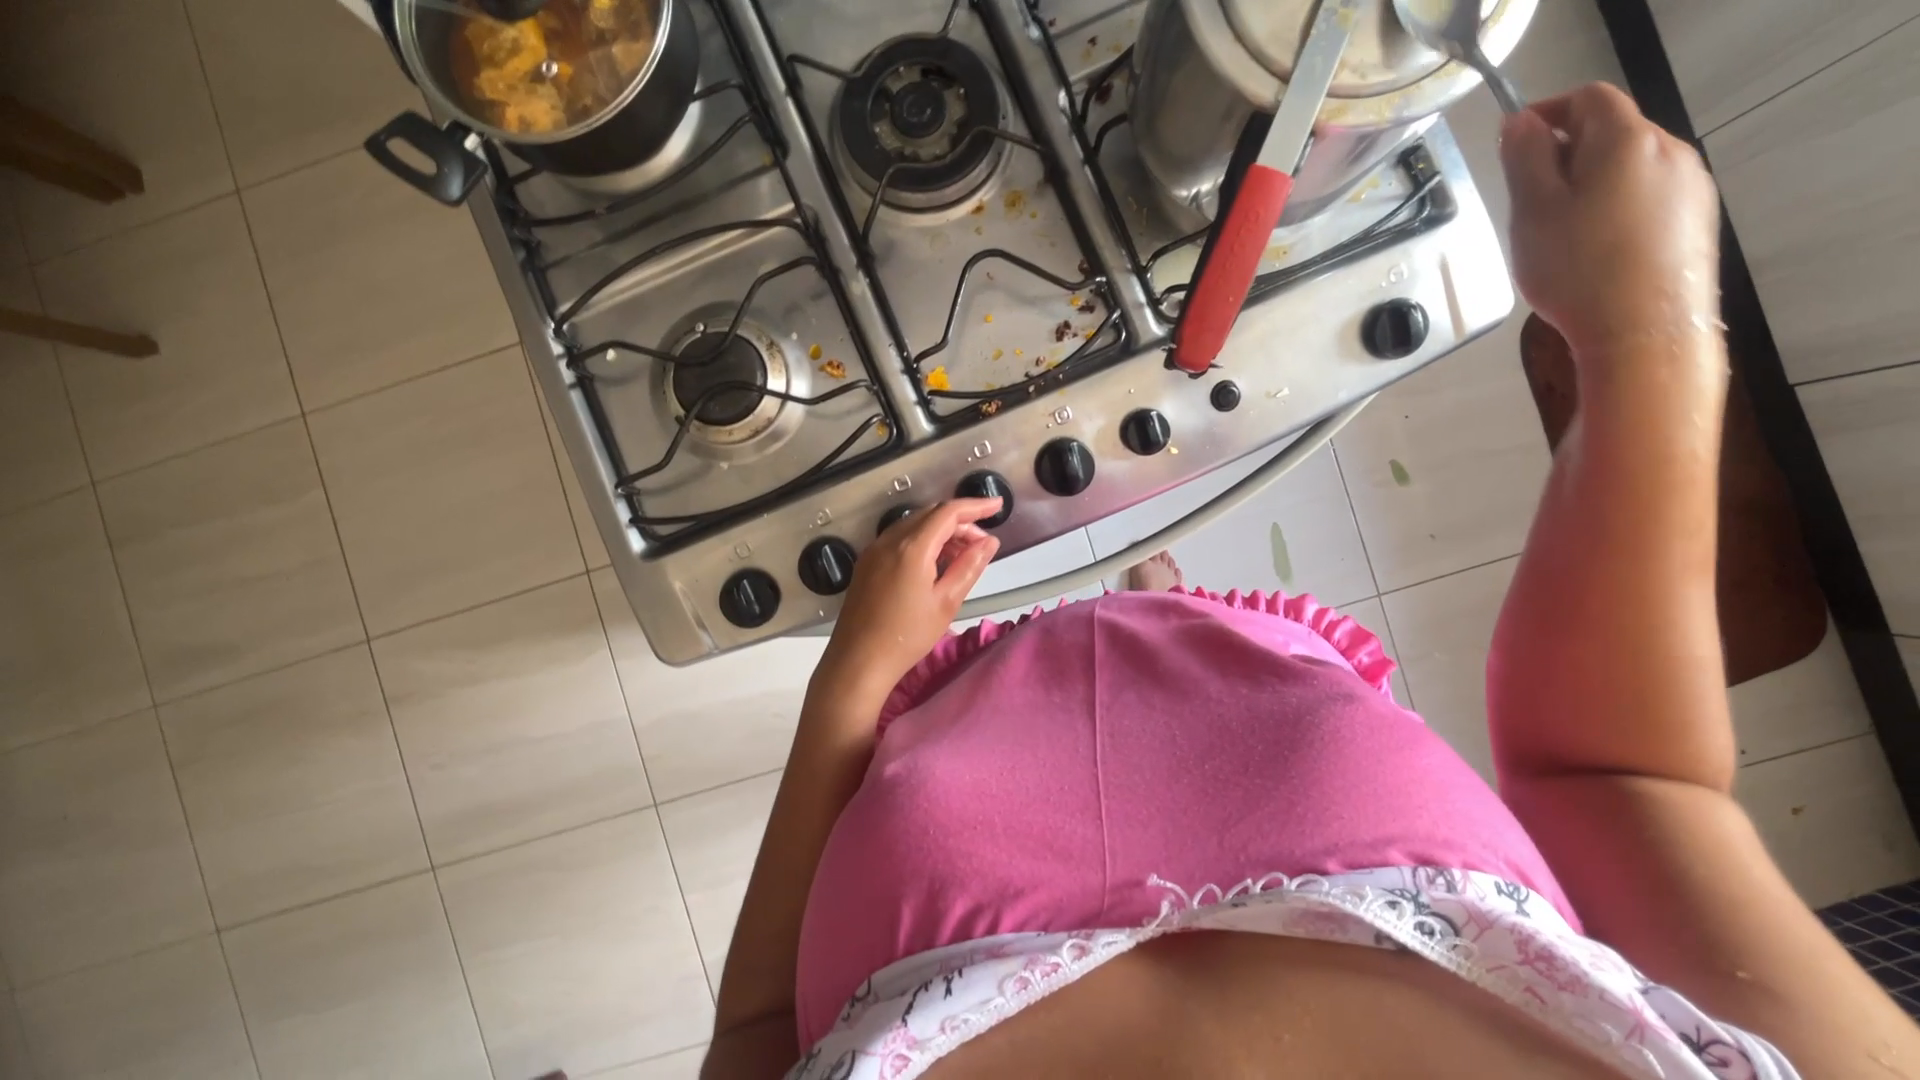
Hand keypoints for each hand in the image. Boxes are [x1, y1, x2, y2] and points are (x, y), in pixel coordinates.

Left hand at [813, 498, 1002, 705]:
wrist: (858, 661)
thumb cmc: (907, 635)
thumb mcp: (946, 602)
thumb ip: (969, 566)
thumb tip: (989, 542)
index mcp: (912, 547)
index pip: (948, 512)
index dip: (975, 506)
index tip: (998, 506)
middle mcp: (889, 540)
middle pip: (930, 514)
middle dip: (960, 521)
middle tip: (982, 543)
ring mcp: (874, 550)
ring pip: (913, 525)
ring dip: (941, 531)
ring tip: (963, 555)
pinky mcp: (866, 563)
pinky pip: (899, 539)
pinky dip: (922, 541)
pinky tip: (935, 563)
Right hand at [1499, 83, 1721, 359]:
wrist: (1644, 333)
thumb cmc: (1577, 270)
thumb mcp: (1532, 211)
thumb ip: (1524, 158)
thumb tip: (1522, 122)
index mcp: (1626, 140)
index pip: (1588, 98)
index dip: (1547, 111)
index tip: (1514, 144)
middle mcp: (1669, 151)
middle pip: (1612, 132)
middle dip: (1567, 153)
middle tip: (1529, 200)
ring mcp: (1690, 186)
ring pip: (1630, 166)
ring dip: (1592, 183)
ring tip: (1561, 232)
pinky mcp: (1696, 220)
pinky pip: (1648, 196)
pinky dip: (1616, 207)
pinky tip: (1596, 250)